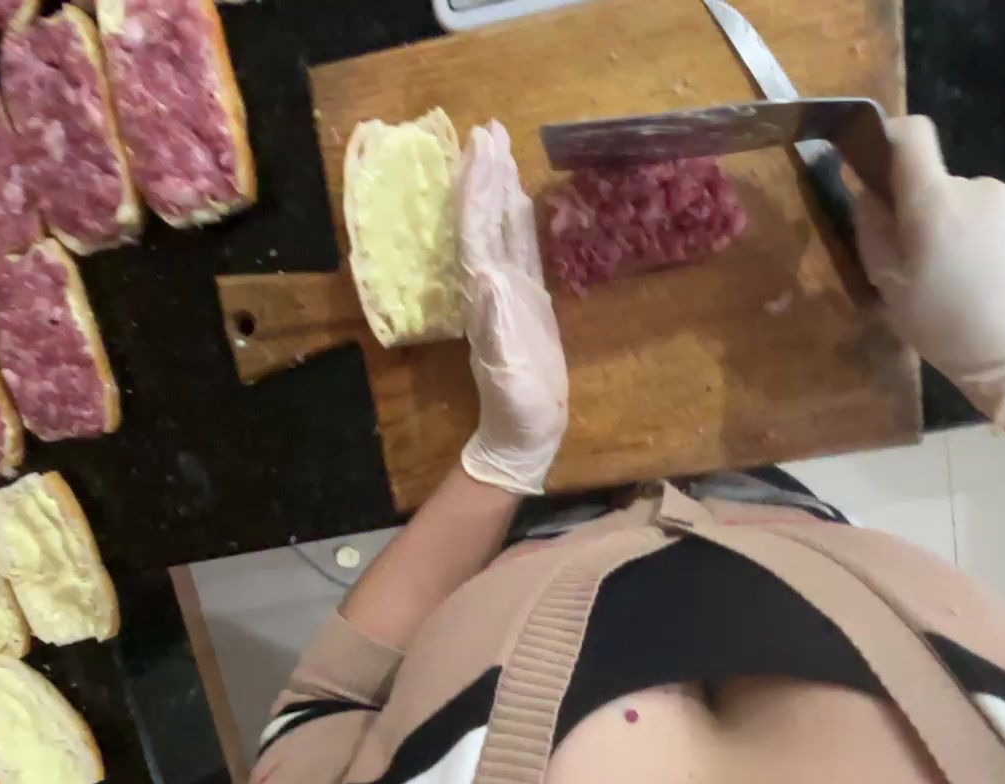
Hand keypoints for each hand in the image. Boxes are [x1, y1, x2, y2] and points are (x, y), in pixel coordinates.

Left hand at [454, 121, 567, 495]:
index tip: (478, 149)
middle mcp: (491, 288)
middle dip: (484, 177)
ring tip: (500, 149)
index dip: (475, 193)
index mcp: (486, 300)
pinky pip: (522, 252)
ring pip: (501, 231)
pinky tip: (521, 200)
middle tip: (488, 130)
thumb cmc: (520, 410)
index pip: (475, 235)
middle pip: (483, 223)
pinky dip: (519, 222)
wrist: (524, 433)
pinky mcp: (529, 303)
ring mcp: (510, 294)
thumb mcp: (509, 372)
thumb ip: (497, 329)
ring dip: (498, 190)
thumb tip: (486, 277)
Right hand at [856, 115, 1004, 425]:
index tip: (882, 166)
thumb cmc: (948, 328)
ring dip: (973, 230)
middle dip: (935, 216)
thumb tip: (869, 193)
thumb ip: (875, 235)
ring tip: (979, 280)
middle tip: (936, 268)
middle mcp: (981, 187)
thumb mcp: (892, 291)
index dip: (891, 142)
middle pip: (944, 187)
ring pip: (983, 205)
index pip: (912, 137)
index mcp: (934, 206)